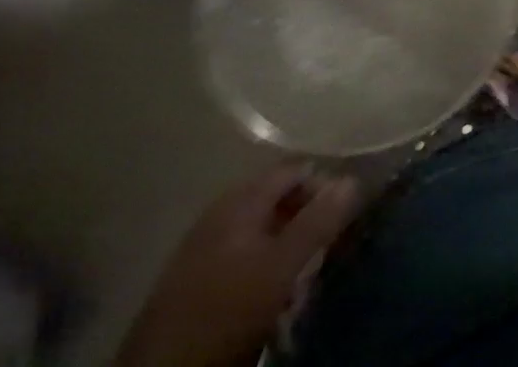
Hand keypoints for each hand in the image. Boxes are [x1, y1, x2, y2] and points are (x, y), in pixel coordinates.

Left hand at [116, 164, 361, 366]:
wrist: (166, 365)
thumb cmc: (229, 306)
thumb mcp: (281, 266)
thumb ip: (316, 222)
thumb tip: (351, 180)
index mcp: (238, 202)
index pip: (291, 170)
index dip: (323, 183)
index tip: (347, 211)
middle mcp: (221, 213)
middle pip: (277, 197)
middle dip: (308, 214)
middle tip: (330, 241)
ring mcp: (207, 243)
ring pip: (263, 226)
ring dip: (290, 241)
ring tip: (309, 267)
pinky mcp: (200, 272)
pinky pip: (246, 251)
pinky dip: (269, 260)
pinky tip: (278, 286)